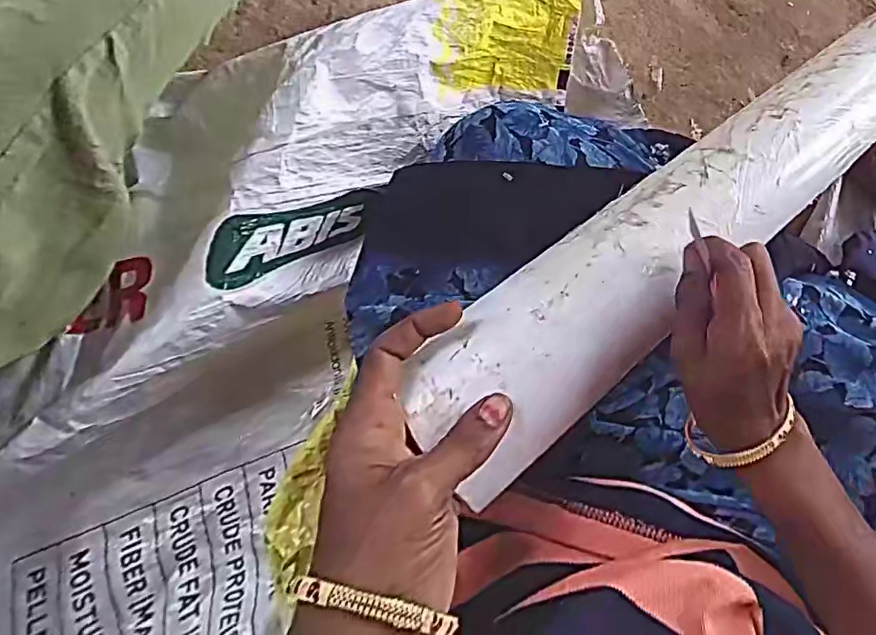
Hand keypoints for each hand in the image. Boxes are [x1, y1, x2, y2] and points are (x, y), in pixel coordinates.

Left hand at [310, 304, 512, 614]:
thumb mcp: (420, 496)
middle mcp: (384, 446)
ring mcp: (406, 475)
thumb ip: (461, 446)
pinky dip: (482, 448)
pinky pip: (458, 461)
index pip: (386, 359)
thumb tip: (500, 402)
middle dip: (451, 364)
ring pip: (439, 422)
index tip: (455, 313)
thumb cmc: (377, 560)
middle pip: (416, 386)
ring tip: (505, 385)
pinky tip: (510, 444)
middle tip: (488, 348)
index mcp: (365, 432)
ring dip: (471, 405)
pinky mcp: (428, 504)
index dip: (417, 327)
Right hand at [672, 238, 804, 452]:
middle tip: (708, 275)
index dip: (714, 248)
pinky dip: (752, 290)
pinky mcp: (795, 323)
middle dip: (728, 256)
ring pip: (765, 268)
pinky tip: (738, 316)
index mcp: (742, 331)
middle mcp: (773, 320)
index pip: (736, 266)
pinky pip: (771, 287)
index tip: (697, 249)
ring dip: (740, 272)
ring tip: (721, 300)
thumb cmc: (714, 397)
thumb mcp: (685, 351)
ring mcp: (789, 321)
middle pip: (756, 256)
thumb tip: (696, 260)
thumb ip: (691, 299)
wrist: (756, 432)